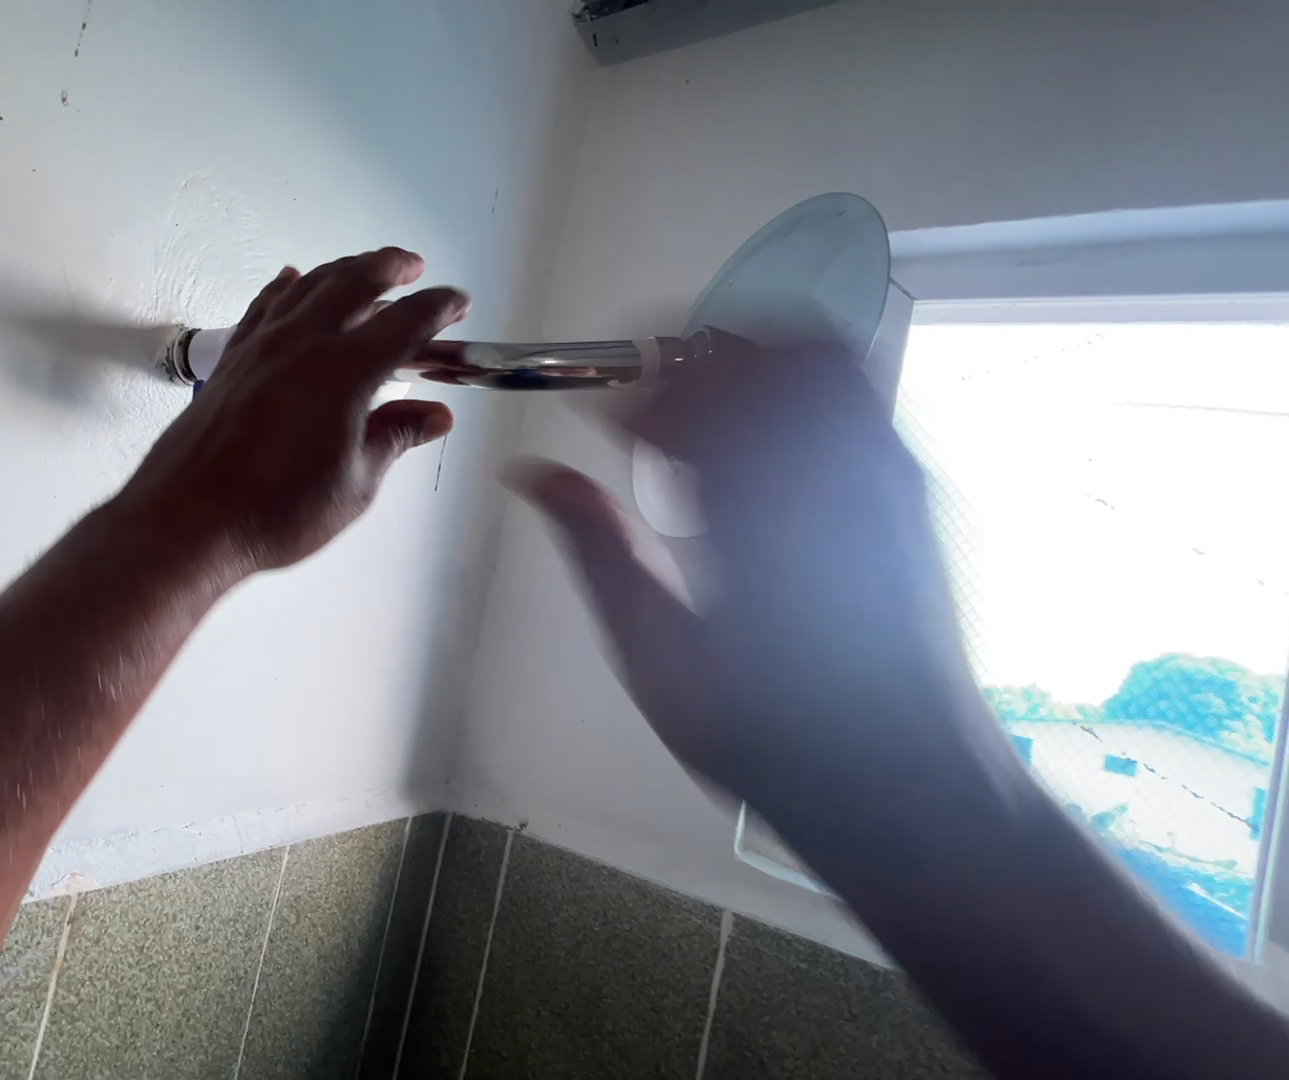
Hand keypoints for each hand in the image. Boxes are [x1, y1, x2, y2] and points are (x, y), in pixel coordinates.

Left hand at [119, 248, 468, 574]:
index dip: (438, 308)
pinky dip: (285, 289)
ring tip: (364, 269)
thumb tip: (431, 417)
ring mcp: (260, 348)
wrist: (190, 522)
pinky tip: (290, 282)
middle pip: (354, 282)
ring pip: (308, 286)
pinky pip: (263, 307)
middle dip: (390, 266)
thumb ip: (393, 438)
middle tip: (413, 266)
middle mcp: (301, 345)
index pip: (405, 322)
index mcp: (344, 372)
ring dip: (342, 269)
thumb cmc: (272, 513)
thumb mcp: (354, 484)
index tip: (456, 304)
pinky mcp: (231, 362)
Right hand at [508, 335, 977, 803]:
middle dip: (688, 358)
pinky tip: (752, 446)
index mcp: (760, 525)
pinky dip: (788, 390)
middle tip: (640, 406)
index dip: (633, 392)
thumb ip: (598, 552)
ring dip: (742, 365)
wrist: (904, 780)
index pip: (695, 403)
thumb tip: (537, 474)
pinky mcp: (913, 491)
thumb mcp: (654, 657)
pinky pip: (852, 395)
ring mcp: (890, 479)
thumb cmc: (765, 732)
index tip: (595, 412)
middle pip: (765, 354)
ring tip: (693, 415)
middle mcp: (837, 483)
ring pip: (818, 358)